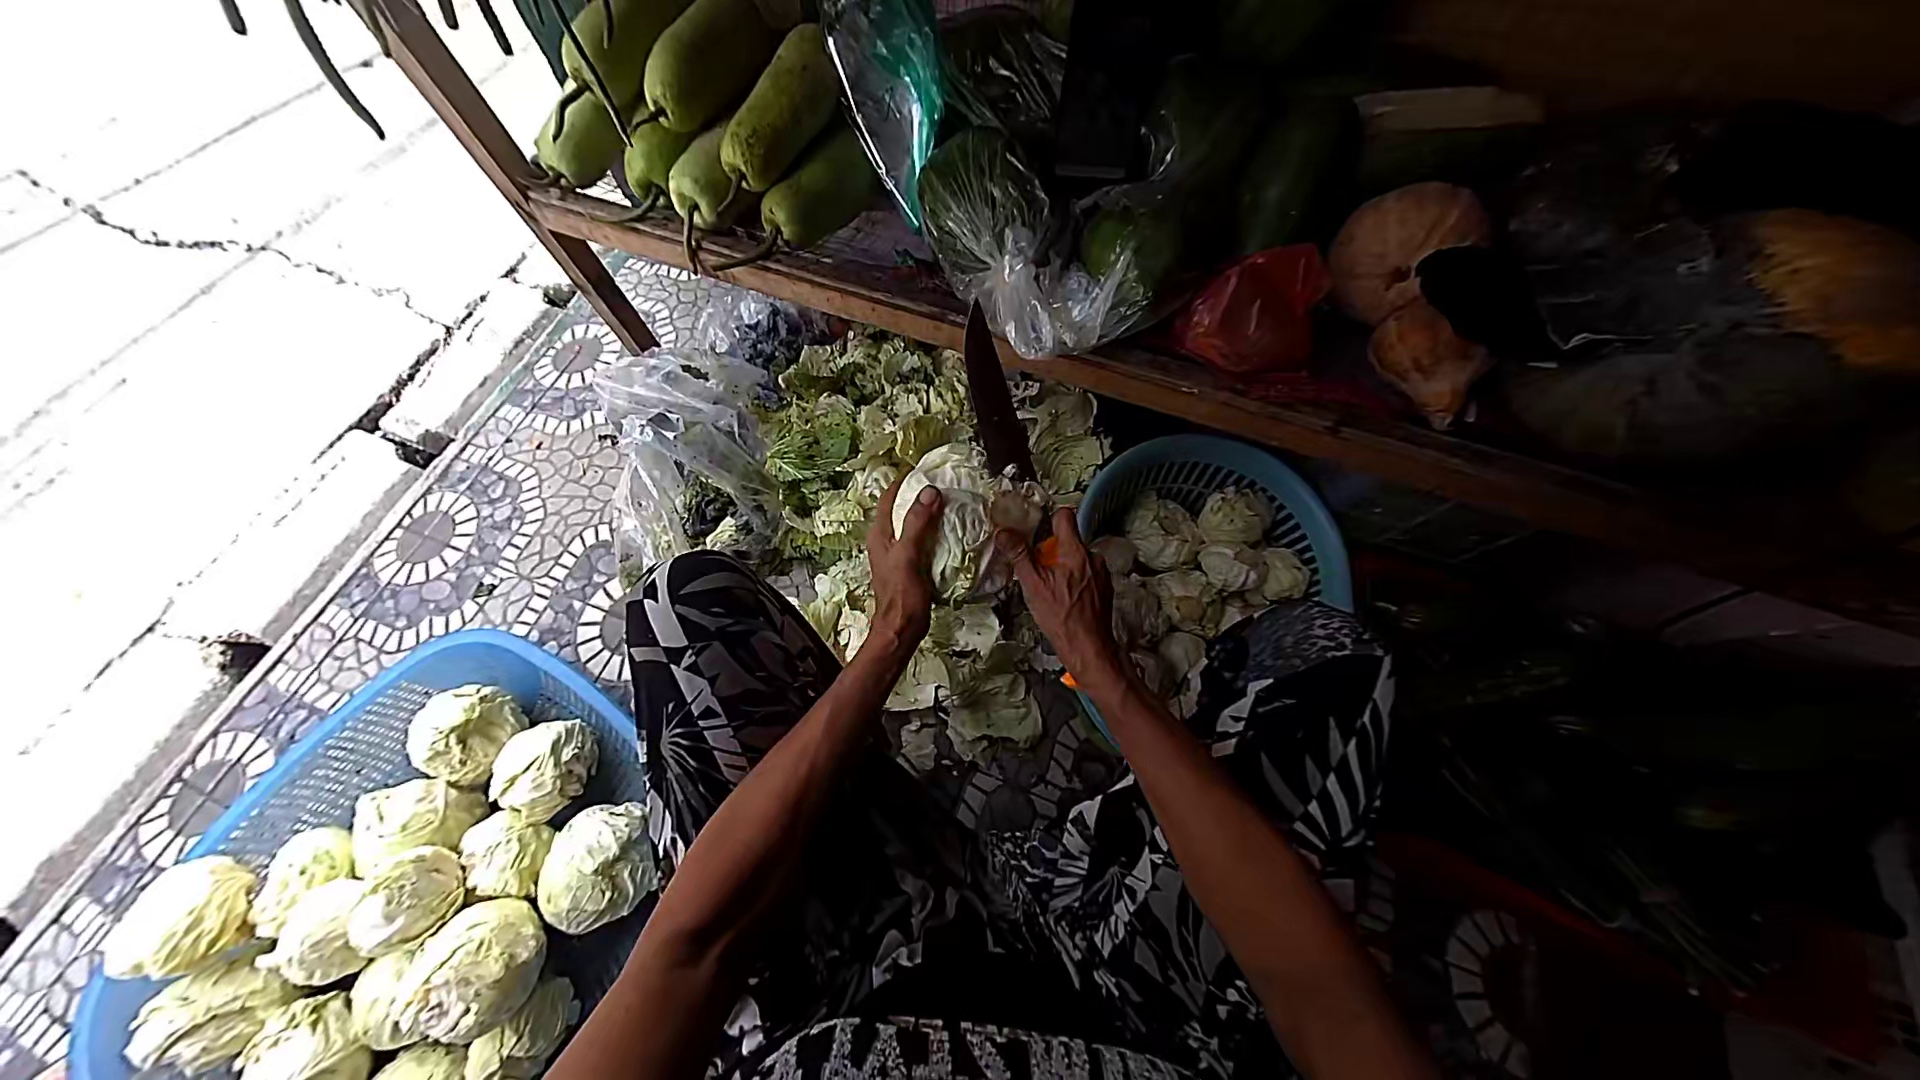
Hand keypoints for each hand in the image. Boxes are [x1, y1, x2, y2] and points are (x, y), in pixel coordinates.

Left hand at [867, 477, 942, 649]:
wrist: (902, 629)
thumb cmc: (902, 595)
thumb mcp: (909, 554)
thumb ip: (918, 523)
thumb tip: (929, 492)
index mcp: (880, 536)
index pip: (888, 499)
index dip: (902, 481)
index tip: (921, 468)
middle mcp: (886, 542)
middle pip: (901, 510)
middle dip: (918, 495)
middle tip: (940, 482)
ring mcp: (898, 556)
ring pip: (913, 526)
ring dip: (928, 515)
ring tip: (949, 503)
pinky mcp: (911, 567)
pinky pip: (924, 542)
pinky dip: (935, 533)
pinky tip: (950, 533)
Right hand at [998, 508, 1123, 686]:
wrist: (1088, 647)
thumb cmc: (1061, 617)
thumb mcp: (1033, 585)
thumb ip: (1020, 555)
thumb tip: (1004, 533)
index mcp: (1076, 551)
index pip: (1065, 516)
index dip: (1049, 520)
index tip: (1039, 533)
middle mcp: (1093, 557)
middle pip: (1069, 540)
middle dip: (1053, 551)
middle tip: (1040, 571)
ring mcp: (1101, 573)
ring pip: (1078, 558)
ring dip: (1064, 567)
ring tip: (1052, 589)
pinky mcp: (1105, 588)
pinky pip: (1087, 573)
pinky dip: (1075, 580)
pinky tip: (1065, 598)